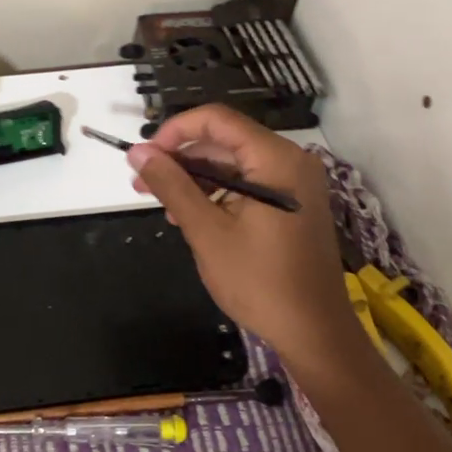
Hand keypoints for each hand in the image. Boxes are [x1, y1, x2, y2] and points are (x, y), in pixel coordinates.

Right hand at [128, 106, 359, 361]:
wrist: (314, 331)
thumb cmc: (259, 281)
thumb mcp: (207, 232)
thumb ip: (172, 186)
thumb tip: (138, 152)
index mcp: (276, 159)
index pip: (217, 120)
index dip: (174, 132)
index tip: (144, 157)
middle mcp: (291, 162)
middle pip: (225, 142)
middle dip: (180, 159)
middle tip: (141, 184)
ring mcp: (295, 185)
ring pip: (234, 166)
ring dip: (195, 180)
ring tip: (161, 206)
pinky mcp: (293, 207)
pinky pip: (249, 186)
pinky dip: (218, 195)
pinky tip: (191, 217)